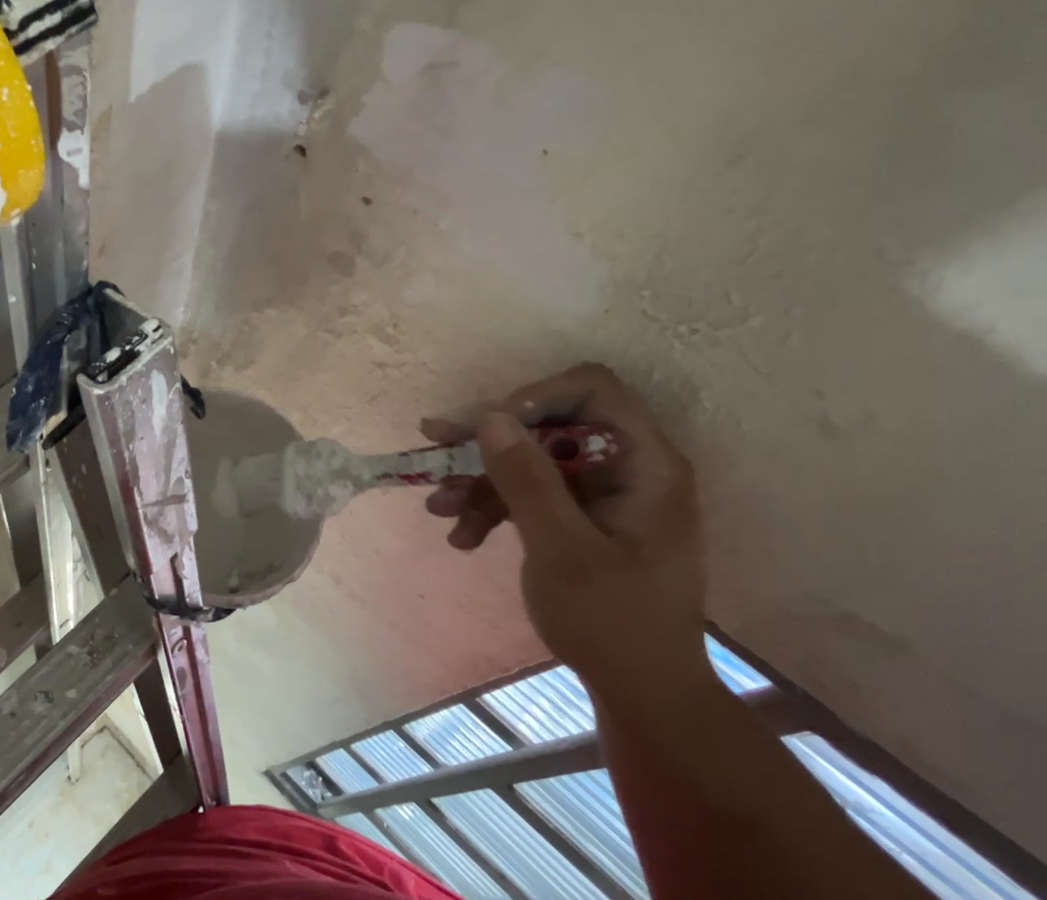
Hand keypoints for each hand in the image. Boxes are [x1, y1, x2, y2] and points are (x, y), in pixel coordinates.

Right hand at [423, 363, 708, 695]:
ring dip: (480, 480)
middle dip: (489, 442)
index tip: (487, 429)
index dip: (534, 398)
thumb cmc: (613, 621)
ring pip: (530, 459)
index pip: (591, 389)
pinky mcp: (580, 518)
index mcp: (644, 462)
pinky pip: (530, 493)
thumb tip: (490, 416)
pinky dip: (492, 508)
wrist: (642, 691)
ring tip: (438, 510)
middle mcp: (626, 467)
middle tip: (434, 449)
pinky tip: (463, 538)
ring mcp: (602, 494)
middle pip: (549, 423)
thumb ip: (527, 479)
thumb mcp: (562, 548)